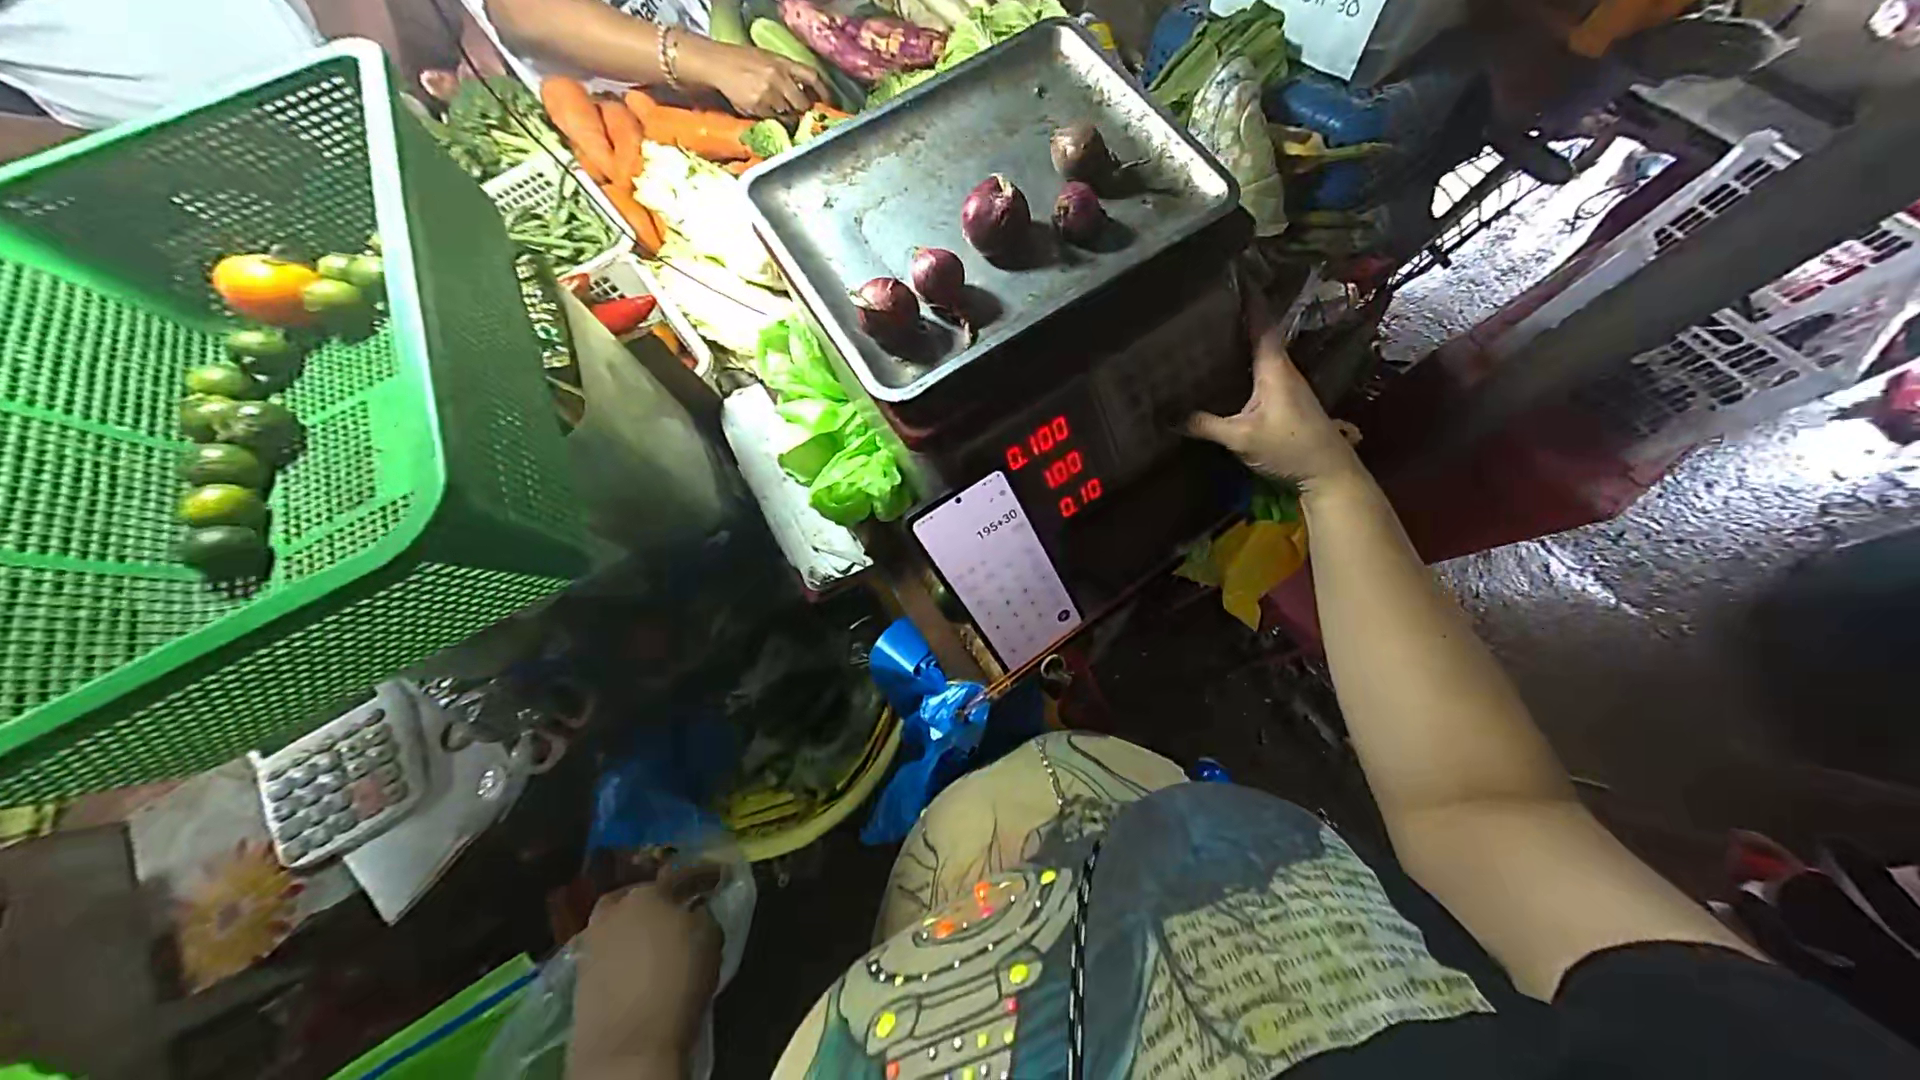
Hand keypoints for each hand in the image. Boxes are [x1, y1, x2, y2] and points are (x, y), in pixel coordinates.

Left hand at [568, 863, 724, 1078]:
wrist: (627, 1050)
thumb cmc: (677, 983)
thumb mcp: (710, 939)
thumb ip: (704, 915)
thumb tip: (696, 911)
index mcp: (648, 894)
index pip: (681, 875)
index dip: (703, 875)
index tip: (719, 877)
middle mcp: (614, 911)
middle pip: (640, 894)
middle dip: (659, 897)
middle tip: (679, 908)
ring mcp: (591, 944)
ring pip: (619, 922)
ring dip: (637, 925)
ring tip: (658, 940)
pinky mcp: (579, 978)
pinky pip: (608, 951)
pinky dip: (623, 952)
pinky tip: (639, 966)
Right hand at [678, 38, 829, 117]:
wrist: (716, 64)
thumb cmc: (741, 62)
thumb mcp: (767, 60)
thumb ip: (786, 75)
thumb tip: (806, 95)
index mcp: (783, 62)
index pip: (812, 76)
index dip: (825, 91)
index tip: (831, 103)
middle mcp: (779, 77)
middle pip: (803, 103)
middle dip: (803, 112)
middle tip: (801, 115)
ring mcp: (770, 94)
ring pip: (789, 115)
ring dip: (788, 118)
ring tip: (778, 113)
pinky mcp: (759, 107)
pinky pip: (774, 120)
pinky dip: (774, 121)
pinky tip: (765, 113)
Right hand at [1186, 292, 1363, 490]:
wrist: (1327, 473)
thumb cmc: (1289, 447)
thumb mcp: (1240, 438)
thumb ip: (1205, 425)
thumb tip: (1168, 417)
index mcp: (1274, 368)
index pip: (1261, 324)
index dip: (1249, 300)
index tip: (1235, 278)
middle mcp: (1282, 370)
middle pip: (1258, 337)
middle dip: (1237, 321)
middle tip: (1207, 309)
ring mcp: (1286, 386)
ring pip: (1259, 357)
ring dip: (1239, 346)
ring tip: (1209, 338)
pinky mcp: (1285, 402)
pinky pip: (1259, 375)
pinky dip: (1242, 368)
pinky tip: (1224, 375)